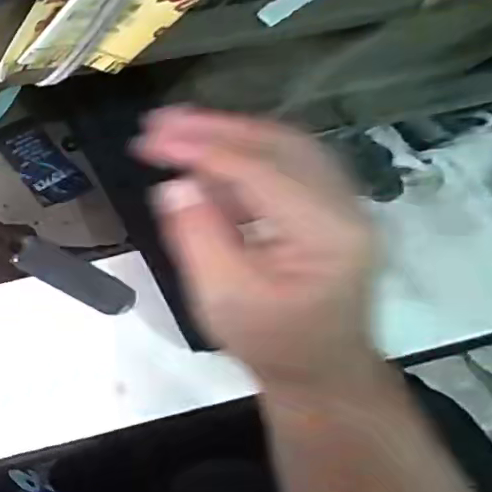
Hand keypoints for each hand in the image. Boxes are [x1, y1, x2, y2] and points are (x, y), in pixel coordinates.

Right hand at [134, 106, 381, 390]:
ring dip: (229, 133)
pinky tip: (202, 158)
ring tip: (174, 126)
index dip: (201, 150)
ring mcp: (339, 207)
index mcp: (325, 232)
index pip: (259, 172)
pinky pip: (284, 168)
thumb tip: (173, 187)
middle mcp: (343, 208)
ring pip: (285, 150)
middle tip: (158, 121)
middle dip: (216, 128)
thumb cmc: (269, 341)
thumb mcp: (222, 297)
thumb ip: (197, 238)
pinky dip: (240, 154)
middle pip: (280, 146)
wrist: (319, 371)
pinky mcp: (323, 212)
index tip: (148, 139)